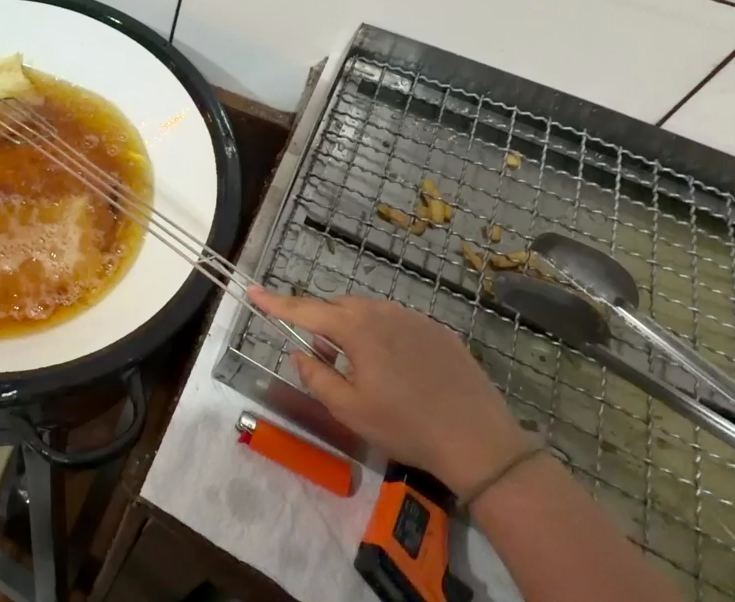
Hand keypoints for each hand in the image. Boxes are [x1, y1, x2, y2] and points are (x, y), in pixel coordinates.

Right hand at [249, 288, 529, 496]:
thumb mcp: (349, 409)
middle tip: (320, 355)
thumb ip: (316, 376)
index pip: (306, 310)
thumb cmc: (406, 427)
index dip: (276, 303)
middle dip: (322, 323)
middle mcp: (384, 313)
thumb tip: (300, 353)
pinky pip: (399, 323)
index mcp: (357, 329)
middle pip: (339, 307)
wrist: (480, 443)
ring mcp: (416, 319)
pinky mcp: (440, 332)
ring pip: (370, 313)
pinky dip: (385, 336)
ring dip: (354, 329)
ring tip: (360, 366)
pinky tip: (397, 369)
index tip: (253, 291)